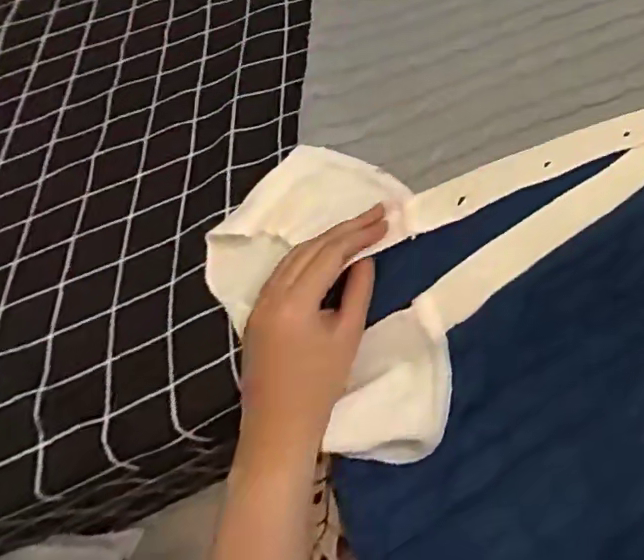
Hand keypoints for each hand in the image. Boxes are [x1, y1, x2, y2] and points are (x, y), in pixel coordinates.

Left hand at [238, 205, 385, 462]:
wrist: (278, 430)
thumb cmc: (320, 386)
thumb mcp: (348, 334)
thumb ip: (358, 290)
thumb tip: (364, 259)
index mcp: (294, 302)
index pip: (330, 254)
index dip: (360, 234)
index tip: (385, 220)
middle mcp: (271, 296)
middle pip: (311, 248)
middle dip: (346, 228)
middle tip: (377, 212)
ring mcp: (259, 304)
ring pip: (295, 256)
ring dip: (327, 239)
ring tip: (358, 226)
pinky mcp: (258, 314)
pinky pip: (285, 270)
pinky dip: (311, 255)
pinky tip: (329, 251)